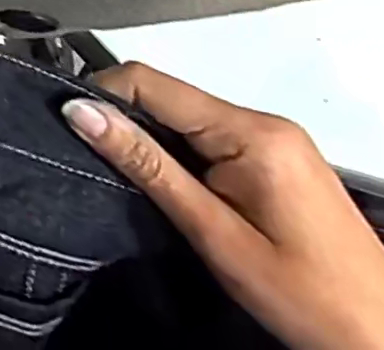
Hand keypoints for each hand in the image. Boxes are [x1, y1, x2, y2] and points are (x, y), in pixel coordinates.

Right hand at [62, 64, 383, 349]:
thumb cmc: (310, 302)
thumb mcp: (215, 234)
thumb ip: (146, 166)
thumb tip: (80, 110)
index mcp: (251, 131)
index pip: (150, 81)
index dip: (103, 94)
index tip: (73, 125)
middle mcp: (263, 122)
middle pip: (167, 95)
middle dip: (126, 120)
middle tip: (99, 161)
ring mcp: (275, 140)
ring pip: (184, 116)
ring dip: (152, 139)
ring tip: (134, 180)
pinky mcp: (278, 160)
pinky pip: (209, 136)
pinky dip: (180, 153)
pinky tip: (176, 187)